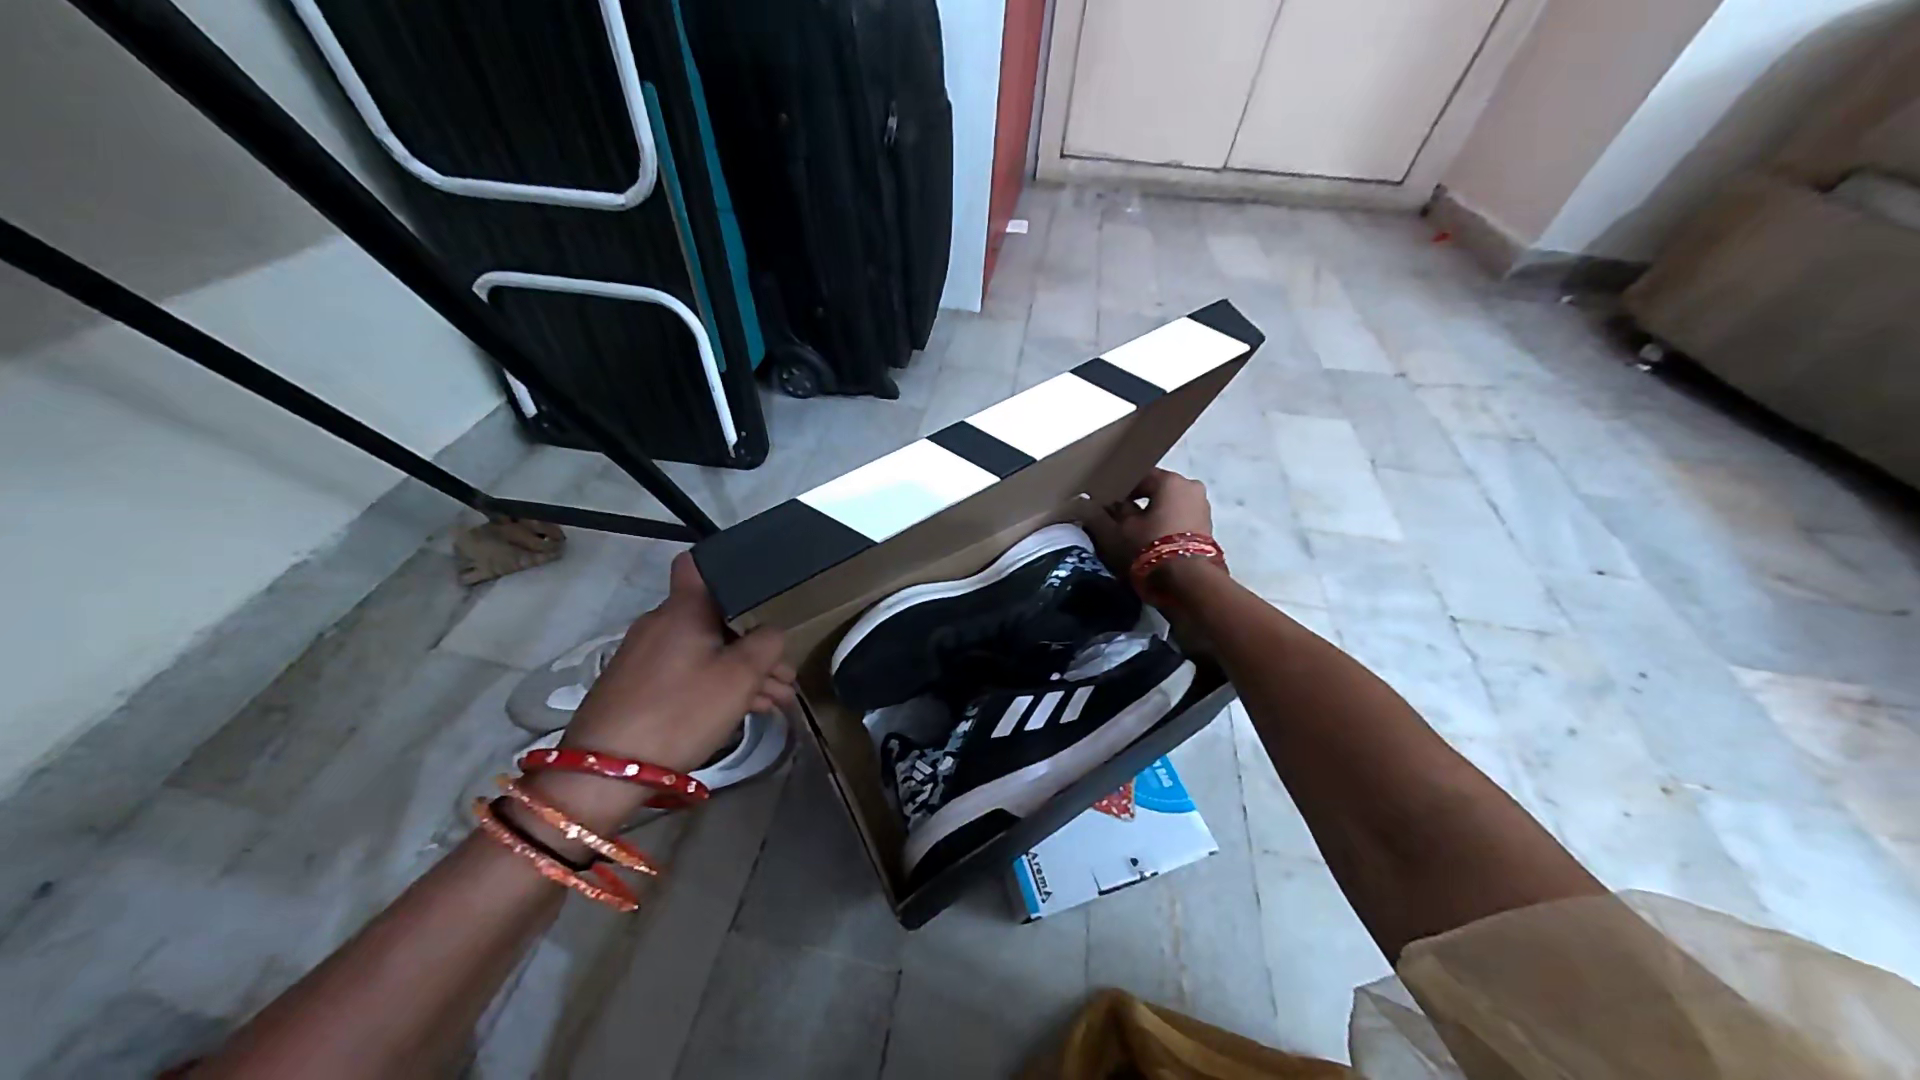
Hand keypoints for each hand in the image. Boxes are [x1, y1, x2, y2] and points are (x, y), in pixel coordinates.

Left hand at [566, 553, 795, 770]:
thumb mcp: (740, 677)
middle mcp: (660, 623)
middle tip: (785, 671)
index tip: (757, 587)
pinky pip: (687, 671)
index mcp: (683, 609)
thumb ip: (767, 644)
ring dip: (741, 668)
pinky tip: (747, 709)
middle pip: (715, 617)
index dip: (727, 567)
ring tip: (778, 699)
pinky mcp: (638, 686)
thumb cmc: (680, 711)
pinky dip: (716, 683)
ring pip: (704, 649)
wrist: (606, 771)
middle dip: (753, 641)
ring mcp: (646, 656)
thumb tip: (772, 632)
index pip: (697, 564)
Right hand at [1085, 467, 1214, 568]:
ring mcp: (1203, 508)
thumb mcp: (1118, 530)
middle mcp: (1191, 487)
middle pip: (1156, 491)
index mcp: (1170, 480)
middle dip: (1138, 503)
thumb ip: (1100, 514)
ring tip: (1134, 533)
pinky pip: (1180, 520)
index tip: (1105, 504)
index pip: (1138, 476)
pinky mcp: (1208, 528)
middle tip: (1118, 519)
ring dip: (1153, 515)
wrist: (1188, 582)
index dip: (1119, 489)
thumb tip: (1086, 503)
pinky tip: (1152, 541)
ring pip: (1169, 506)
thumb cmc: (1150, 546)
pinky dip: (1166, 526)